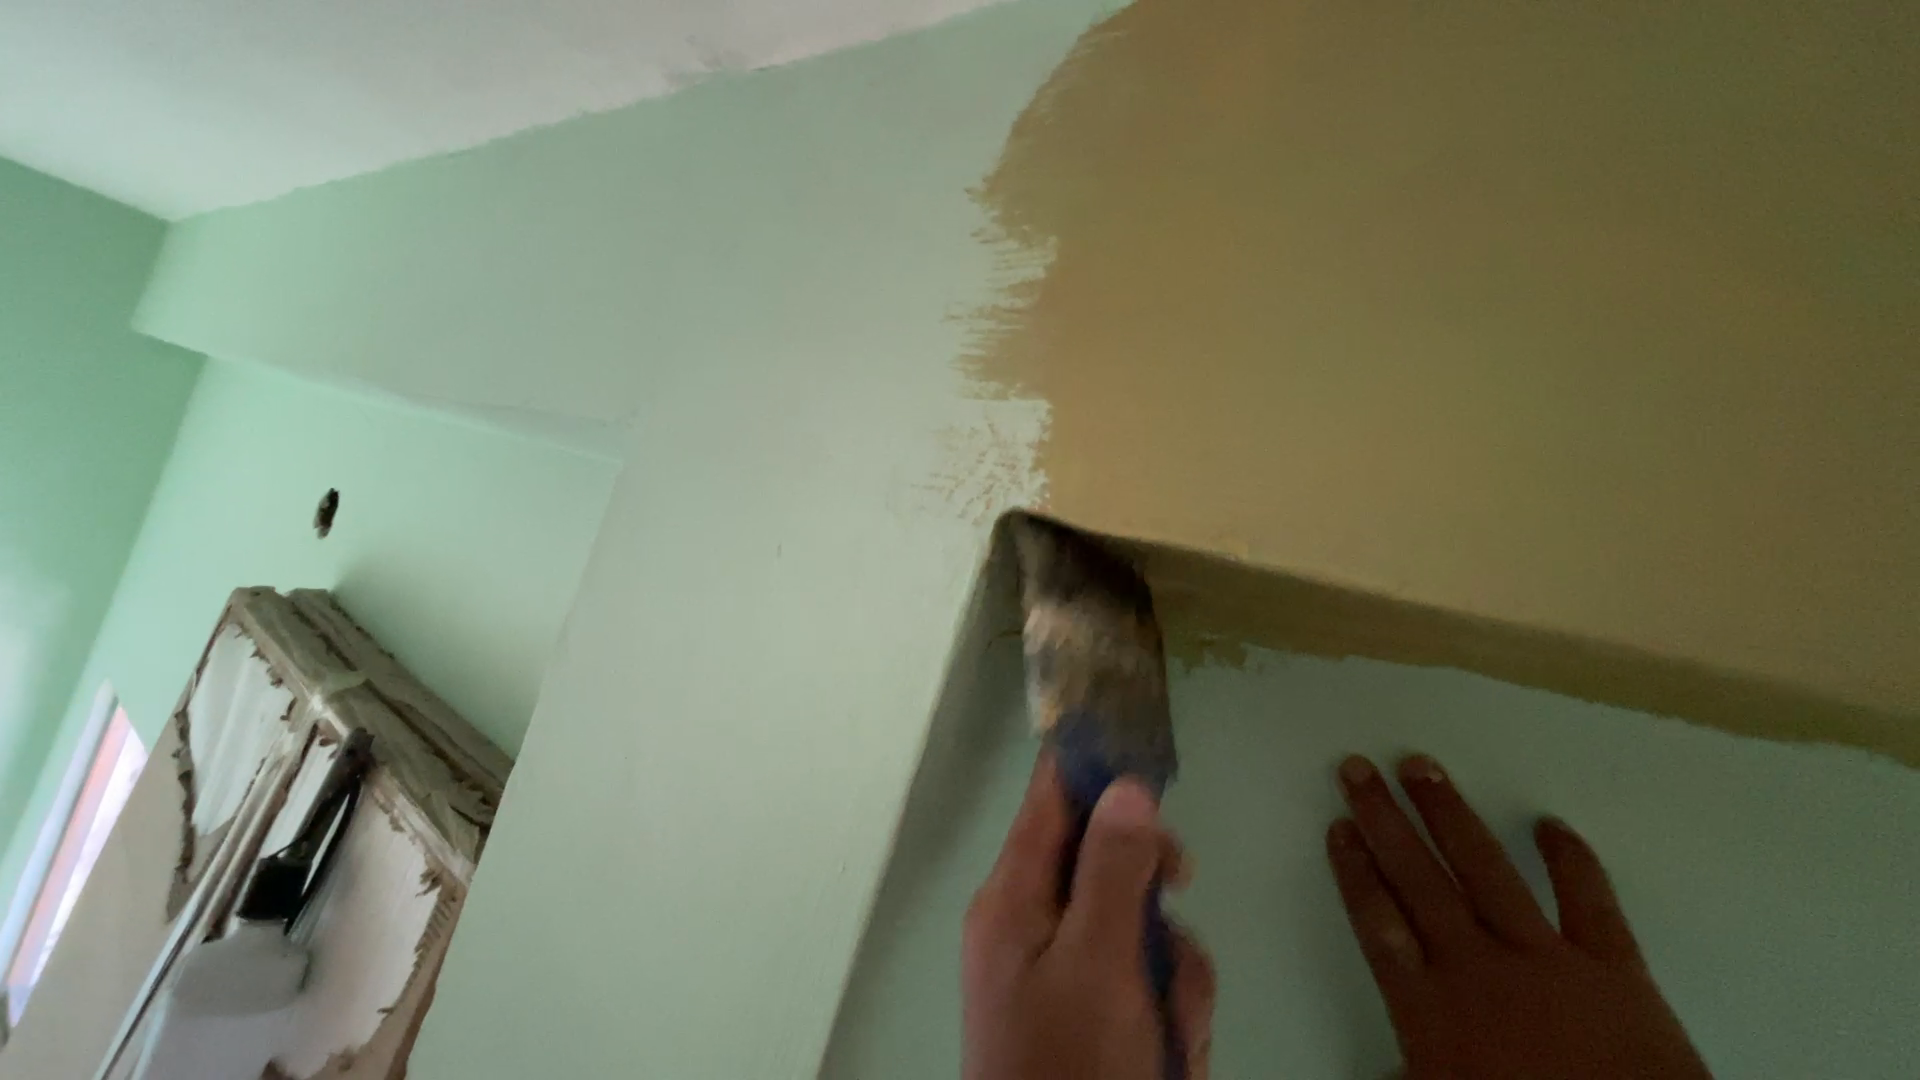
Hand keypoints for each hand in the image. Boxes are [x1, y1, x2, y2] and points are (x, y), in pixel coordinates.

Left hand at [964, 752, 1215, 1079]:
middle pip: (1103, 857)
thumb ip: (1114, 871)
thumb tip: (1127, 783)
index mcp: (1013, 895)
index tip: (1147, 748)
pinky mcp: (1090, 1011)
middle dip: (1151, 883)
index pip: (1050, 796)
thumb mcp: (1099, 965)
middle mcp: (1031, 920)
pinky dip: (1167, 1007)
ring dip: (1170, 966)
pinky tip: (1171, 1053)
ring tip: (1170, 1026)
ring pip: (1135, 922)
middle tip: (1182, 887)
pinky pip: (1140, 977)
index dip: (1095, 764)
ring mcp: (1062, 969)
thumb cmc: (1072, 1069)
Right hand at [1328, 754, 1712, 1079]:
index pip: (1379, 921)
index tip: (1339, 826)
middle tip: (1358, 769)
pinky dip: (1572, 861)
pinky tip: (1550, 824)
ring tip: (1423, 768)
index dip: (1354, 870)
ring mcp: (1546, 959)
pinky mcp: (1614, 967)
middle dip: (1383, 820)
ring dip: (1449, 816)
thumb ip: (1404, 1068)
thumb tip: (1374, 1065)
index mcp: (1431, 1005)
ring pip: (1485, 871)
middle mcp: (1476, 967)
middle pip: (1417, 878)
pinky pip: (1590, 903)